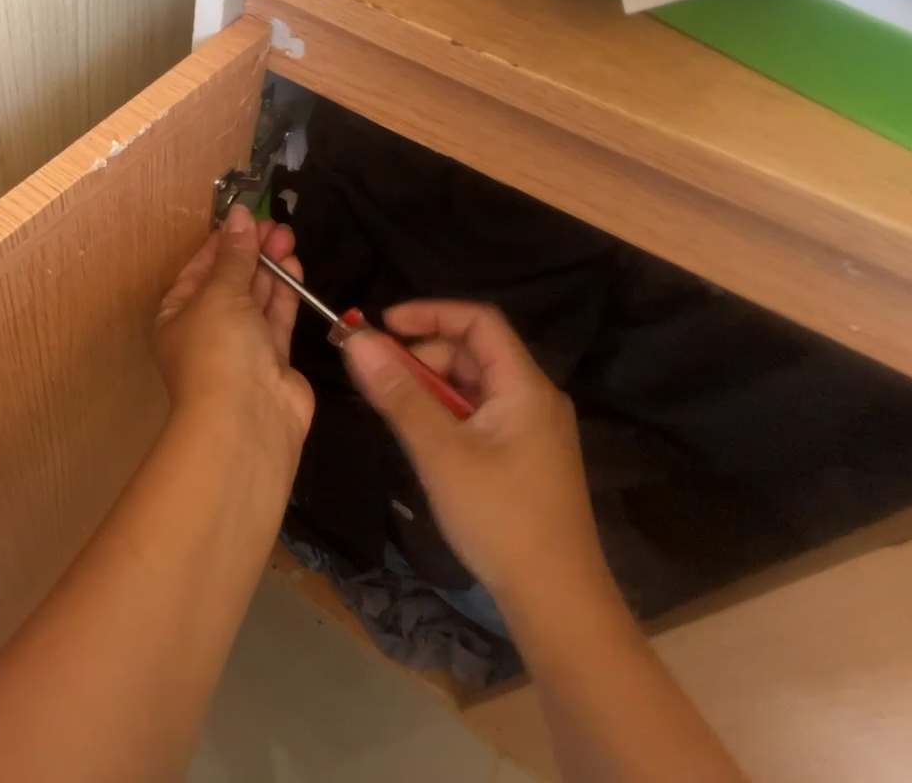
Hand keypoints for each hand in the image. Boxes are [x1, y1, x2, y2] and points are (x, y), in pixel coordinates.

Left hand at [154, 205, 314, 465]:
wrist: (245, 419)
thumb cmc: (217, 348)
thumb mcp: (220, 293)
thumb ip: (235, 255)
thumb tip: (240, 215)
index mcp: (177, 315)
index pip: (198, 270)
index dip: (221, 243)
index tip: (246, 217)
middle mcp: (206, 330)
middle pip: (229, 282)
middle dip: (250, 252)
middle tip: (275, 224)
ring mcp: (240, 347)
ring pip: (256, 298)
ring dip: (270, 268)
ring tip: (288, 236)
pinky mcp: (272, 361)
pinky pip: (277, 318)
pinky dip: (285, 293)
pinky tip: (294, 266)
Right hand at [340, 301, 604, 604]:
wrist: (555, 597)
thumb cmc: (499, 516)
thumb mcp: (440, 451)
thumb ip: (398, 393)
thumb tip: (356, 340)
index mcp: (525, 387)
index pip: (479, 321)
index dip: (429, 314)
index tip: (381, 325)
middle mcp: (533, 399)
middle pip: (472, 353)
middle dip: (421, 356)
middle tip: (378, 380)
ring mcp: (529, 430)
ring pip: (471, 387)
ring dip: (428, 388)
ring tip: (392, 413)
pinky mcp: (521, 457)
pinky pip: (476, 416)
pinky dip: (443, 414)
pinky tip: (420, 440)